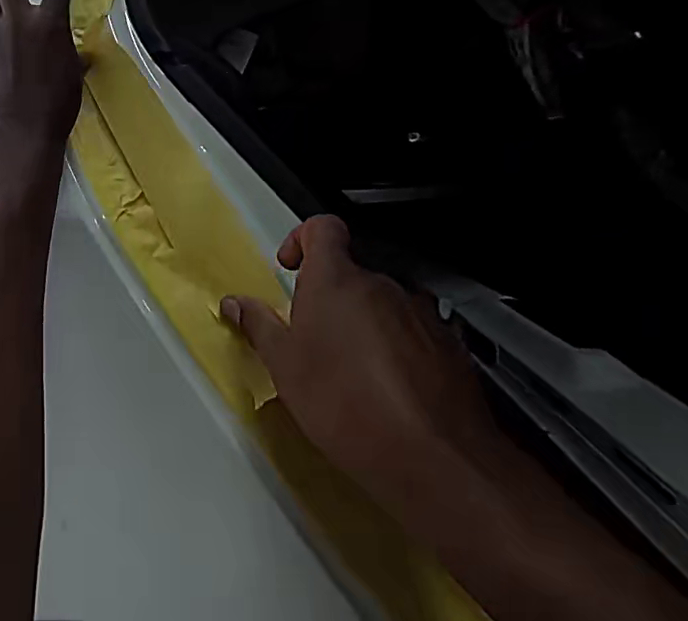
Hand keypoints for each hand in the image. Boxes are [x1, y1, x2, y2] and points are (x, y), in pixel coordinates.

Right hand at [221, 216, 500, 509]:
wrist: (433, 460)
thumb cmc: (347, 404)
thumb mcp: (284, 365)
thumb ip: (258, 325)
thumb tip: (237, 305)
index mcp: (336, 280)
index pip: (322, 228)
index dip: (302, 238)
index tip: (291, 266)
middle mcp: (381, 285)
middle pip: (351, 272)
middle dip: (330, 296)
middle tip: (313, 335)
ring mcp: (421, 313)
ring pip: (383, 302)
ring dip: (365, 322)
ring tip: (353, 369)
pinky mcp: (451, 346)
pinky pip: (414, 330)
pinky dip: (398, 346)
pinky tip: (387, 387)